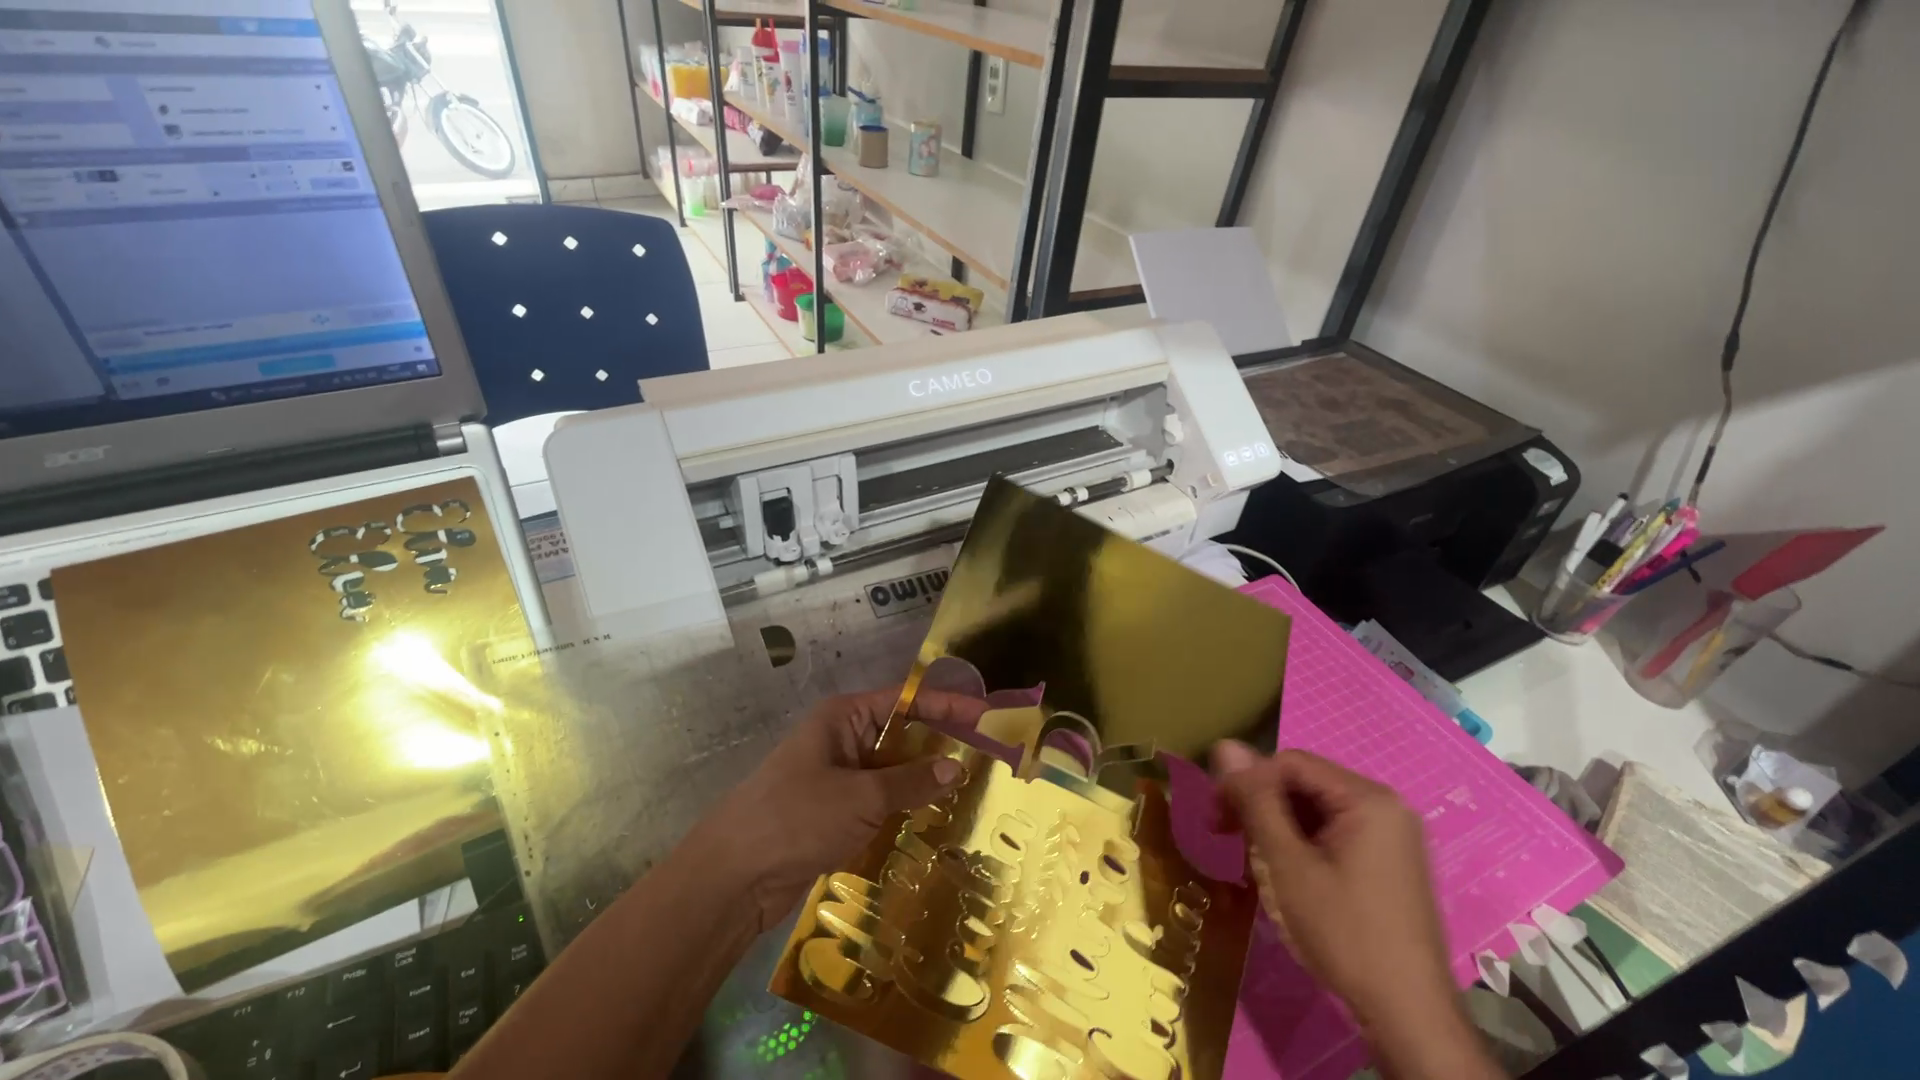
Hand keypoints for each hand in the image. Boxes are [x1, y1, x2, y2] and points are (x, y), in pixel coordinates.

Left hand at [697, 688, 985, 933]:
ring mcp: (836, 779)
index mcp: (843, 718)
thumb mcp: (861, 796)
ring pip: (892, 772)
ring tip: (975, 792)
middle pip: (900, 735)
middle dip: (941, 745)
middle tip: (990, 758)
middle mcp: (842, 741)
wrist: (734, 876)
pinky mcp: (833, 814)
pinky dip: (905, 809)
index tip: (986, 714)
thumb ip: (911, 781)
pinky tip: (937, 823)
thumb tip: (957, 767)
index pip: (905, 701)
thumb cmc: (796, 818)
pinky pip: (879, 803)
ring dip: (925, 782)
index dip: (946, 704)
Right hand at [1211, 743, 1460, 1033]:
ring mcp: (1392, 837)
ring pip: (1317, 812)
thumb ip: (1256, 802)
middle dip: (1260, 806)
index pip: (1290, 763)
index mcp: (1367, 798)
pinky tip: (1284, 877)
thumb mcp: (1287, 864)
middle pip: (1305, 785)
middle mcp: (1386, 806)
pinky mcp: (1390, 864)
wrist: (1408, 1012)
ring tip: (1251, 864)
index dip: (1246, 782)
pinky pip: (1335, 835)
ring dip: (1277, 829)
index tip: (1215, 818)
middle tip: (1225, 839)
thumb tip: (1224, 745)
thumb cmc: (1343, 932)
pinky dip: (1302, 847)